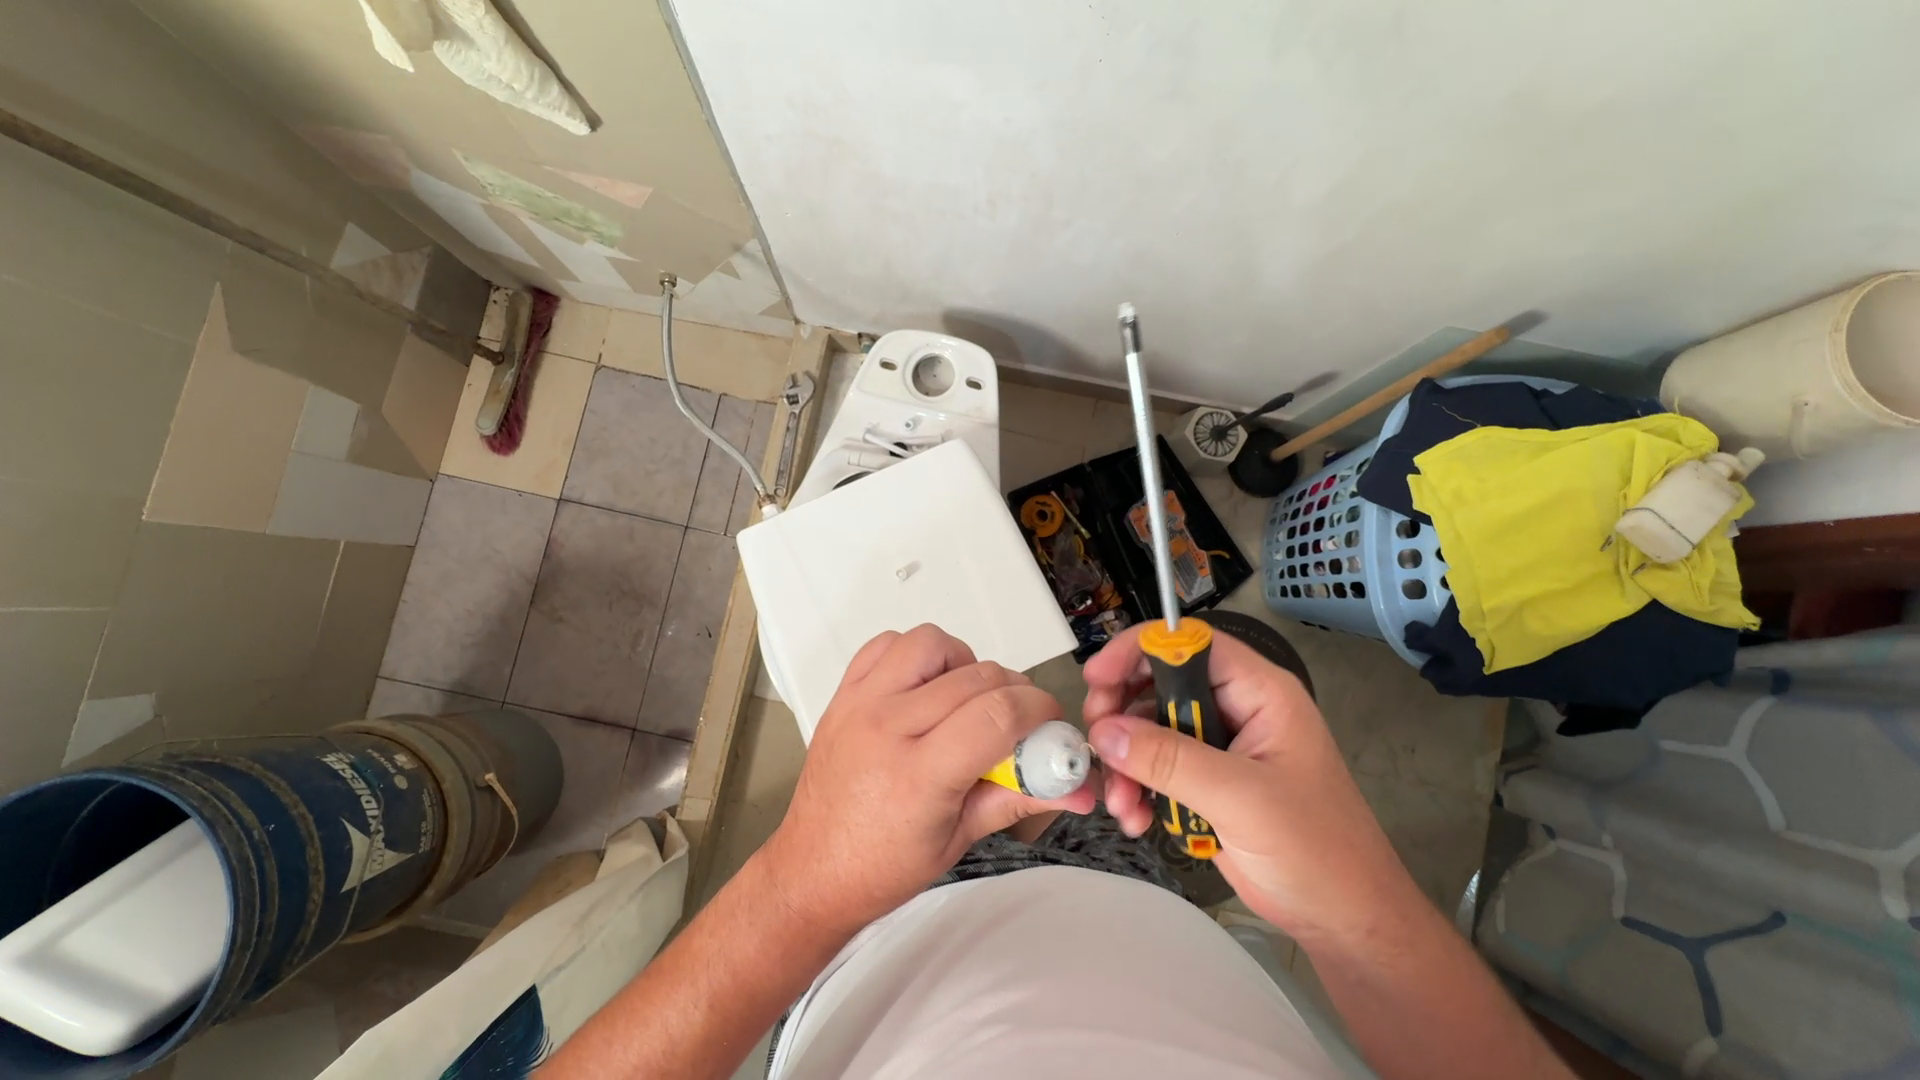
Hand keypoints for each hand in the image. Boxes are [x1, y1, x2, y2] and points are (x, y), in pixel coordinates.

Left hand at [760, 625, 1096, 936]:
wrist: (812, 870)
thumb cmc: (883, 866)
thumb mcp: (961, 839)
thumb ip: (1020, 799)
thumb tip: (1078, 789)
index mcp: (919, 775)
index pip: (998, 713)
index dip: (1039, 710)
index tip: (1049, 723)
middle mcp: (887, 728)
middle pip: (977, 677)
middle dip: (1015, 692)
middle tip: (1019, 721)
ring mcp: (860, 704)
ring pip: (932, 643)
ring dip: (963, 664)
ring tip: (967, 700)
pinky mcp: (843, 695)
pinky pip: (885, 644)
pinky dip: (916, 655)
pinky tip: (926, 688)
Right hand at [1083, 623, 1415, 942]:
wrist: (1342, 919)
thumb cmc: (1314, 848)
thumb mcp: (1240, 798)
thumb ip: (1170, 760)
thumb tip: (1104, 731)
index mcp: (1258, 693)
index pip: (1190, 644)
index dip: (1139, 650)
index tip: (1096, 678)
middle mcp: (1234, 710)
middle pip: (1158, 684)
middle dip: (1121, 713)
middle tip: (1094, 744)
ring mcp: (1217, 748)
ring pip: (1148, 729)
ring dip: (1124, 764)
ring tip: (1120, 805)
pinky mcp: (1205, 783)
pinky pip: (1153, 768)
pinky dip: (1136, 789)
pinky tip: (1135, 819)